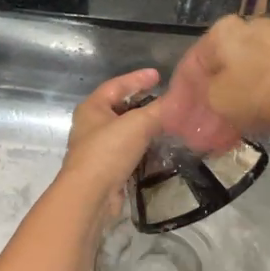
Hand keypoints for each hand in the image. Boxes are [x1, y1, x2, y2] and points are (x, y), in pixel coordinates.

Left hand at [59, 69, 165, 209]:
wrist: (90, 195)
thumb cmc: (107, 151)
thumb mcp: (137, 124)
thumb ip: (159, 110)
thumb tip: (179, 101)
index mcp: (92, 108)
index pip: (116, 85)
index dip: (137, 78)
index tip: (158, 75)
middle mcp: (91, 126)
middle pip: (120, 108)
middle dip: (143, 104)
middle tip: (167, 100)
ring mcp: (98, 149)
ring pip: (126, 132)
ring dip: (146, 128)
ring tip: (170, 123)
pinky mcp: (107, 169)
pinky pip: (129, 153)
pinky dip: (144, 148)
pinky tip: (161, 148)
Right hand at [154, 16, 269, 153]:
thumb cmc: (263, 91)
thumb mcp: (217, 102)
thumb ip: (198, 108)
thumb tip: (192, 120)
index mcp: (220, 33)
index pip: (187, 69)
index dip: (177, 101)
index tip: (173, 126)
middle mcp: (246, 31)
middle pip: (215, 75)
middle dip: (203, 108)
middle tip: (195, 135)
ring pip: (239, 83)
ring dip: (225, 112)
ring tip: (219, 139)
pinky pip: (262, 86)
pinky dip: (250, 107)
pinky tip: (245, 129)